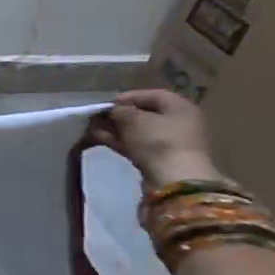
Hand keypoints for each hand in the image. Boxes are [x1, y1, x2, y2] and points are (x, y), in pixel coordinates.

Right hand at [91, 89, 222, 186]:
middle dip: (120, 115)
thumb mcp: (134, 119)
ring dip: (117, 129)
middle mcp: (179, 122)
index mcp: (180, 107)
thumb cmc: (158, 141)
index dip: (128, 96)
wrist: (174, 179)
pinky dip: (121, 141)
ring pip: (139, 130)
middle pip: (146, 114)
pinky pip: (138, 144)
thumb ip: (121, 110)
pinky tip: (102, 140)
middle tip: (98, 117)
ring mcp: (171, 141)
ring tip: (94, 129)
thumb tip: (114, 110)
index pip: (153, 95)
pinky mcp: (161, 158)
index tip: (106, 103)